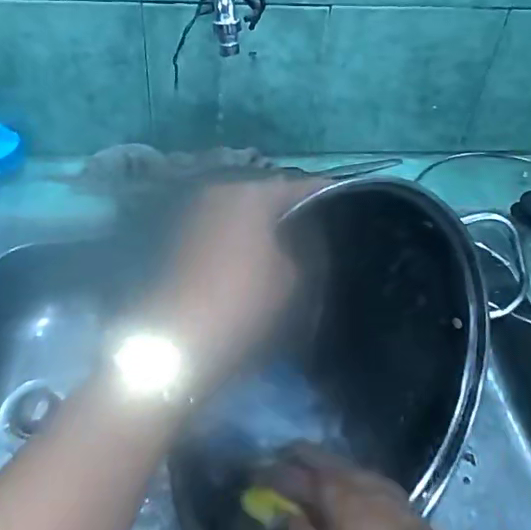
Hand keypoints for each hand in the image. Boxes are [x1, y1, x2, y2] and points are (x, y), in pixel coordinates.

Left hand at [133, 176, 318, 395]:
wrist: (177, 344)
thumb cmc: (245, 304)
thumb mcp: (296, 278)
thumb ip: (312, 245)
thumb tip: (313, 233)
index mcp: (252, 191)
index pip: (304, 186)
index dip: (332, 200)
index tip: (354, 218)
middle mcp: (220, 190)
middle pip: (271, 197)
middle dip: (295, 214)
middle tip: (323, 239)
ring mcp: (195, 213)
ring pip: (246, 214)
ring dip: (267, 229)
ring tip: (292, 256)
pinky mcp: (180, 238)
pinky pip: (225, 231)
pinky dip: (243, 241)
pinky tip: (259, 266)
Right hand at [265, 444, 456, 529]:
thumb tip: (285, 516)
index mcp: (325, 490)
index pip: (286, 474)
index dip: (265, 474)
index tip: (251, 476)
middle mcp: (345, 472)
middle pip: (311, 453)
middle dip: (291, 456)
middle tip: (277, 466)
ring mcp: (370, 475)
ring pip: (334, 459)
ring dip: (317, 464)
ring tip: (308, 478)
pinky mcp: (389, 485)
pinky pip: (354, 470)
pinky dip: (339, 473)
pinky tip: (343, 490)